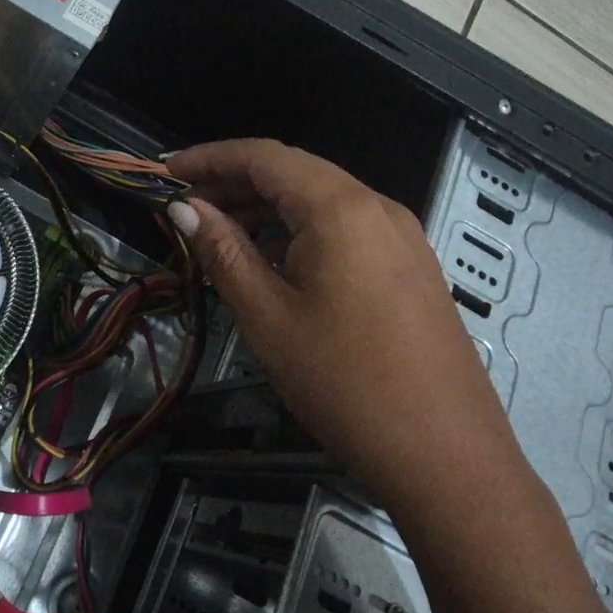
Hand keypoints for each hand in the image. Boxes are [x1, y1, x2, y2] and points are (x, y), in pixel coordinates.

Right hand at [167, 140, 522, 505]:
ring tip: (218, 233)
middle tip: (185, 206)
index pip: (264, 157)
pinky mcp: (411, 267)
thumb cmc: (345, 383)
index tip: (167, 172)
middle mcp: (377, 208)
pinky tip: (271, 260)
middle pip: (295, 172)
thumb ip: (223, 252)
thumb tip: (186, 209)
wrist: (445, 456)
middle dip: (235, 181)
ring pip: (321, 201)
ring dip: (266, 207)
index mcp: (341, 209)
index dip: (210, 157)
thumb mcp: (268, 317)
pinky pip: (345, 228)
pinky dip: (299, 231)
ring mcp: (401, 238)